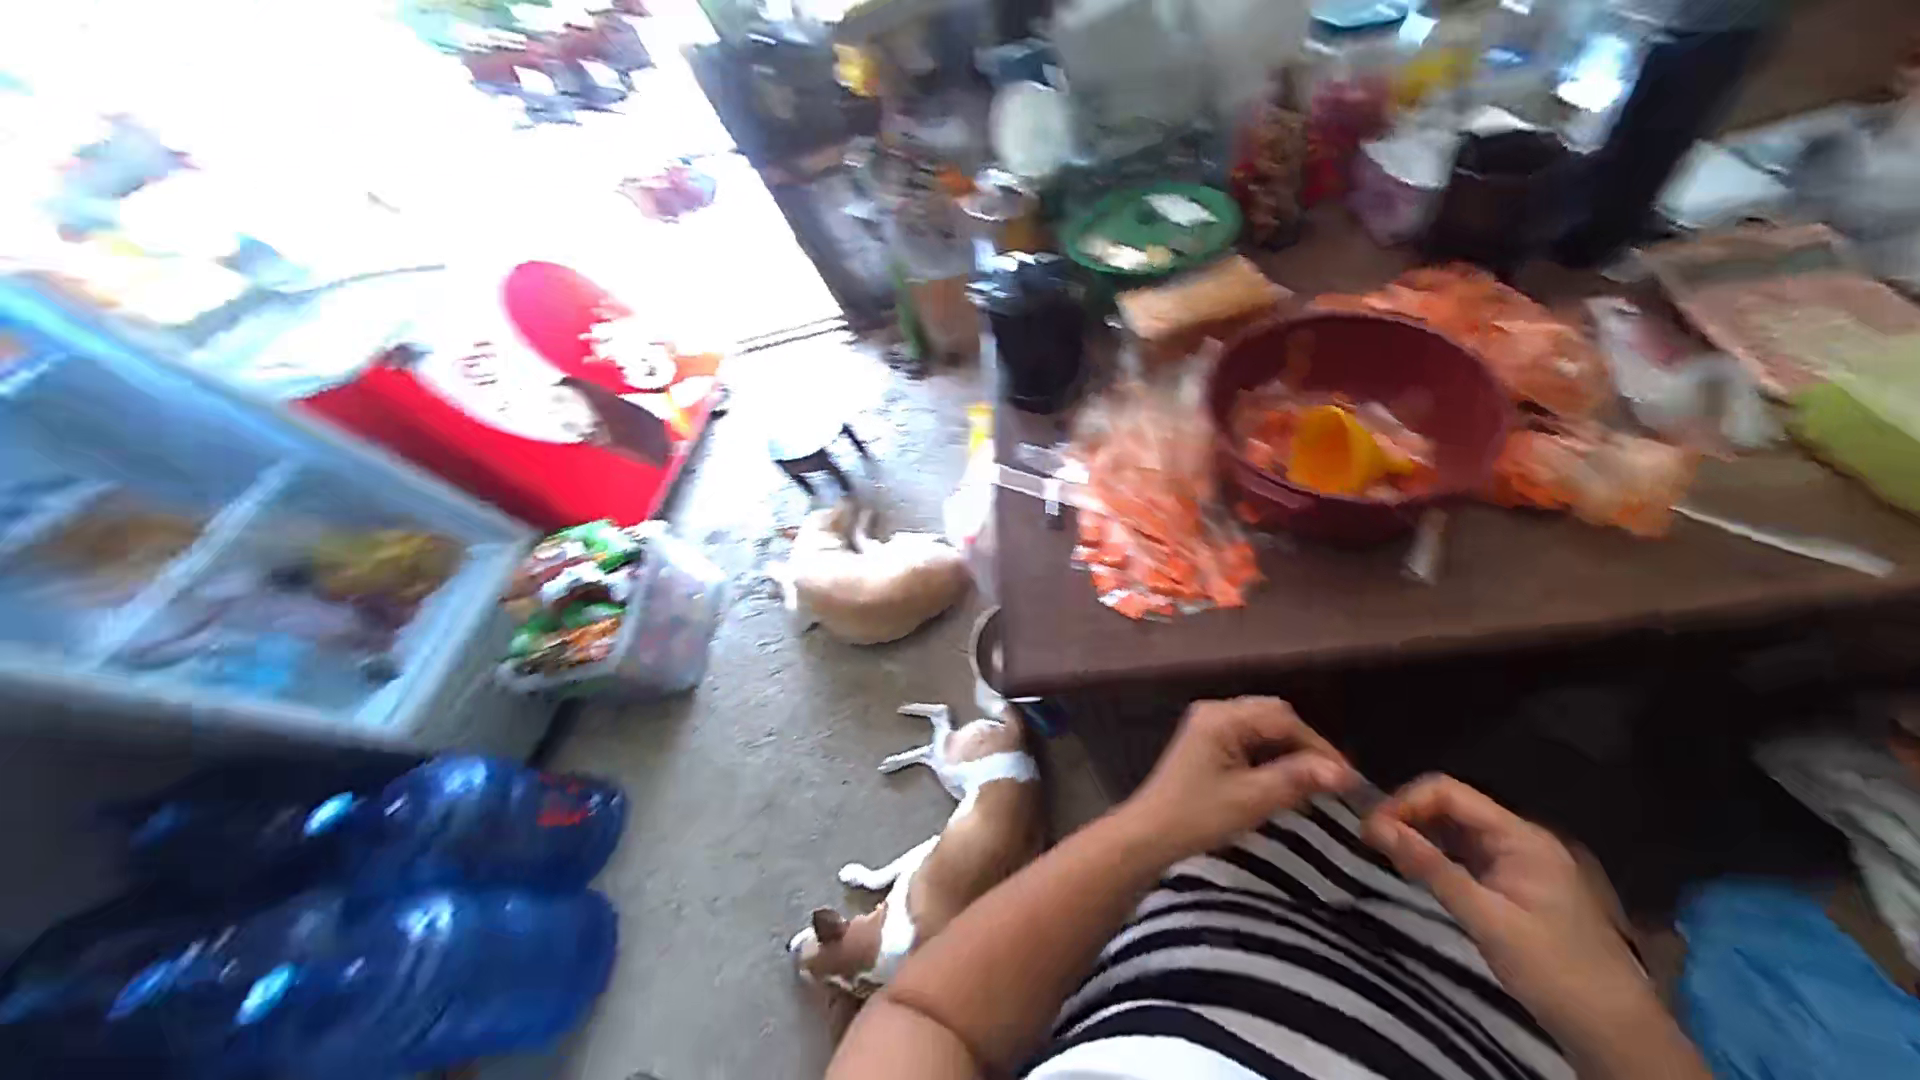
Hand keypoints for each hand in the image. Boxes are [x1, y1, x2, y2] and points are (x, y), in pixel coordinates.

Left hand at [1119, 697, 1354, 863]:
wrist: (1150, 834)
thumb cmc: (1198, 815)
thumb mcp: (1253, 799)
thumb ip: (1297, 779)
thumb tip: (1344, 773)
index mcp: (1221, 717)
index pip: (1283, 718)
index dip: (1318, 745)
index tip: (1345, 778)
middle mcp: (1214, 712)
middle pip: (1273, 716)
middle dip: (1305, 745)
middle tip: (1331, 779)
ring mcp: (1208, 725)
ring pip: (1262, 727)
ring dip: (1289, 750)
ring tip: (1314, 782)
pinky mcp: (1208, 742)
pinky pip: (1249, 738)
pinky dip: (1271, 755)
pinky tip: (1286, 779)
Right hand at [1363, 776, 1654, 1036]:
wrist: (1620, 1037)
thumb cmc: (1554, 971)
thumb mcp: (1485, 918)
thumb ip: (1429, 867)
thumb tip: (1373, 825)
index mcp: (1521, 837)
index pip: (1448, 791)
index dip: (1405, 801)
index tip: (1372, 828)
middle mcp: (1521, 838)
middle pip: (1451, 805)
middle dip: (1408, 816)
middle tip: (1373, 841)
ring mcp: (1520, 861)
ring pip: (1455, 829)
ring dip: (1419, 834)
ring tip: (1388, 854)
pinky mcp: (1515, 883)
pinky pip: (1465, 852)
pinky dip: (1436, 855)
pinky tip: (1418, 870)